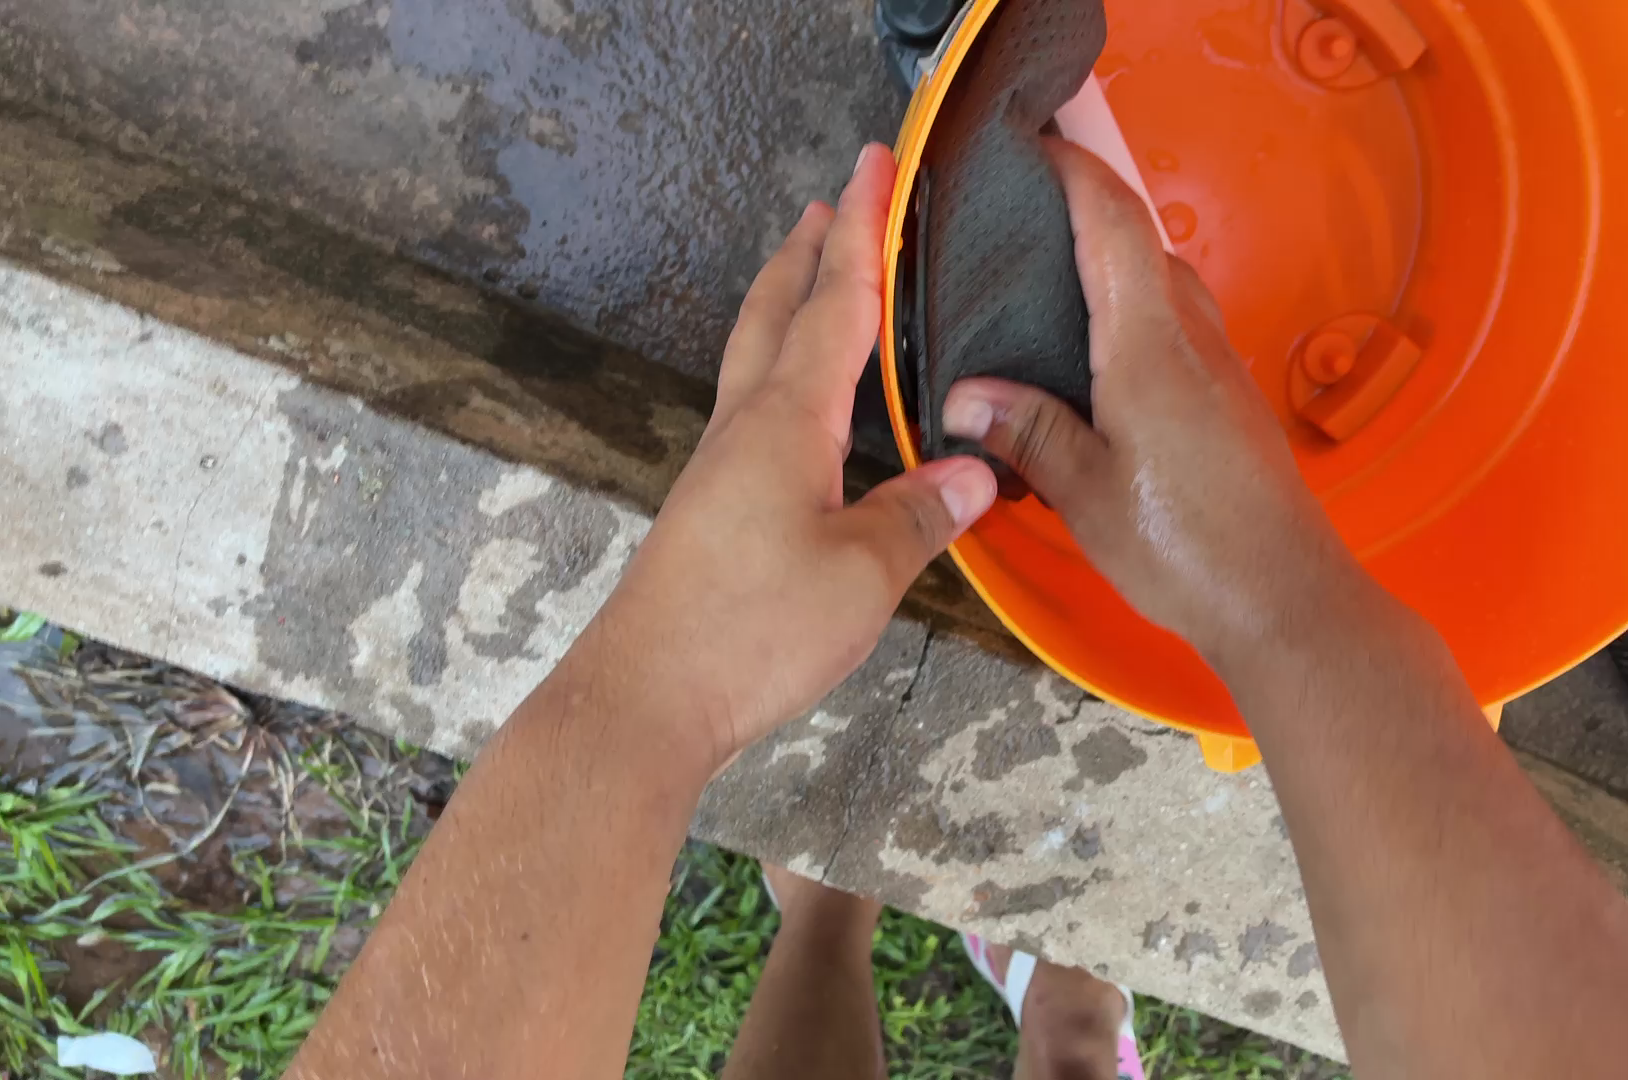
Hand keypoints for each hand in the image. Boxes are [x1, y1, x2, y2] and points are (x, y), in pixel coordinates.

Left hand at [585, 144, 997, 768]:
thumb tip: (977, 471)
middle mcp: (745, 428)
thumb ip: (920, 514)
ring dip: (787, 306)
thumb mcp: (862, 573)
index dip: (862, 235)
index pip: (835, 307)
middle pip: (775, 314)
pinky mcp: (713, 505)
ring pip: (755, 359)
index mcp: (786, 423)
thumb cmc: (755, 629)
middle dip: (806, 252)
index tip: (873, 165)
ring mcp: (720, 466)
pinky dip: (783, 373)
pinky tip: (804, 403)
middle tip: (833, 204)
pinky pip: (754, 410)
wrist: (650, 697)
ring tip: (817, 280)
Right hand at [939, 139, 1375, 671]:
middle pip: (1141, 246)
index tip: (1032, 148)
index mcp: (1149, 349)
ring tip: (1044, 287)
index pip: (1114, 228)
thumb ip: (1028, 433)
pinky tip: (1090, 359)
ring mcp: (1216, 368)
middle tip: (1018, 224)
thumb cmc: (1181, 547)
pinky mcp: (1225, 400)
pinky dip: (1129, 314)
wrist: (1282, 599)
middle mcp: (1191, 340)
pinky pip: (1173, 328)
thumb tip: (962, 394)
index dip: (1075, 174)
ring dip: (1110, 265)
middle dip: (1085, 213)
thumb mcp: (1087, 492)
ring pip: (1161, 286)